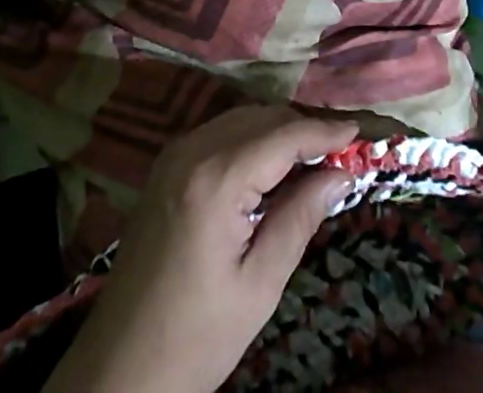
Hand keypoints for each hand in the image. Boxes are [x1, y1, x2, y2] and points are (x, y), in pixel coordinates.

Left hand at [45, 106, 357, 392]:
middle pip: (261, 118)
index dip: (325, 132)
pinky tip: (273, 166)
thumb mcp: (260, 282)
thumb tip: (341, 175)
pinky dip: (252, 139)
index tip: (362, 133)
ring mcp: (173, 157)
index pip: (283, 135)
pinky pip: (219, 135)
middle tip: (344, 152)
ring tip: (317, 158)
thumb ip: (300, 217)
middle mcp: (191, 152)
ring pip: (239, 120)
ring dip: (279, 131)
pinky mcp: (165, 169)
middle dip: (304, 128)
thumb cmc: (197, 333)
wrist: (120, 365)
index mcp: (215, 179)